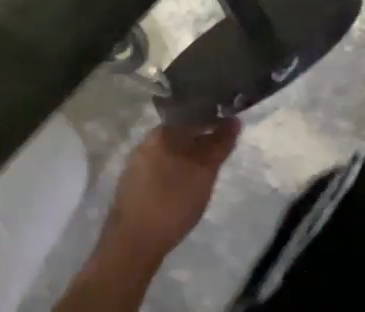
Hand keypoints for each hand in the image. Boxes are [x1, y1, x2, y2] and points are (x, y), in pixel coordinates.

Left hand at [101, 118, 241, 263]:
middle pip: (182, 134)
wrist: (130, 248)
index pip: (195, 115)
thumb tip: (234, 121)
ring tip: (206, 172)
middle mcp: (145, 144)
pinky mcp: (132, 187)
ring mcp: (135, 166)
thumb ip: (221, 144)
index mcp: (162, 133)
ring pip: (171, 153)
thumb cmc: (171, 203)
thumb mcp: (205, 172)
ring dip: (190, 159)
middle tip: (222, 154)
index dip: (216, 121)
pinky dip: (176, 173)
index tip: (232, 132)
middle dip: (203, 141)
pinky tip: (185, 188)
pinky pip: (161, 169)